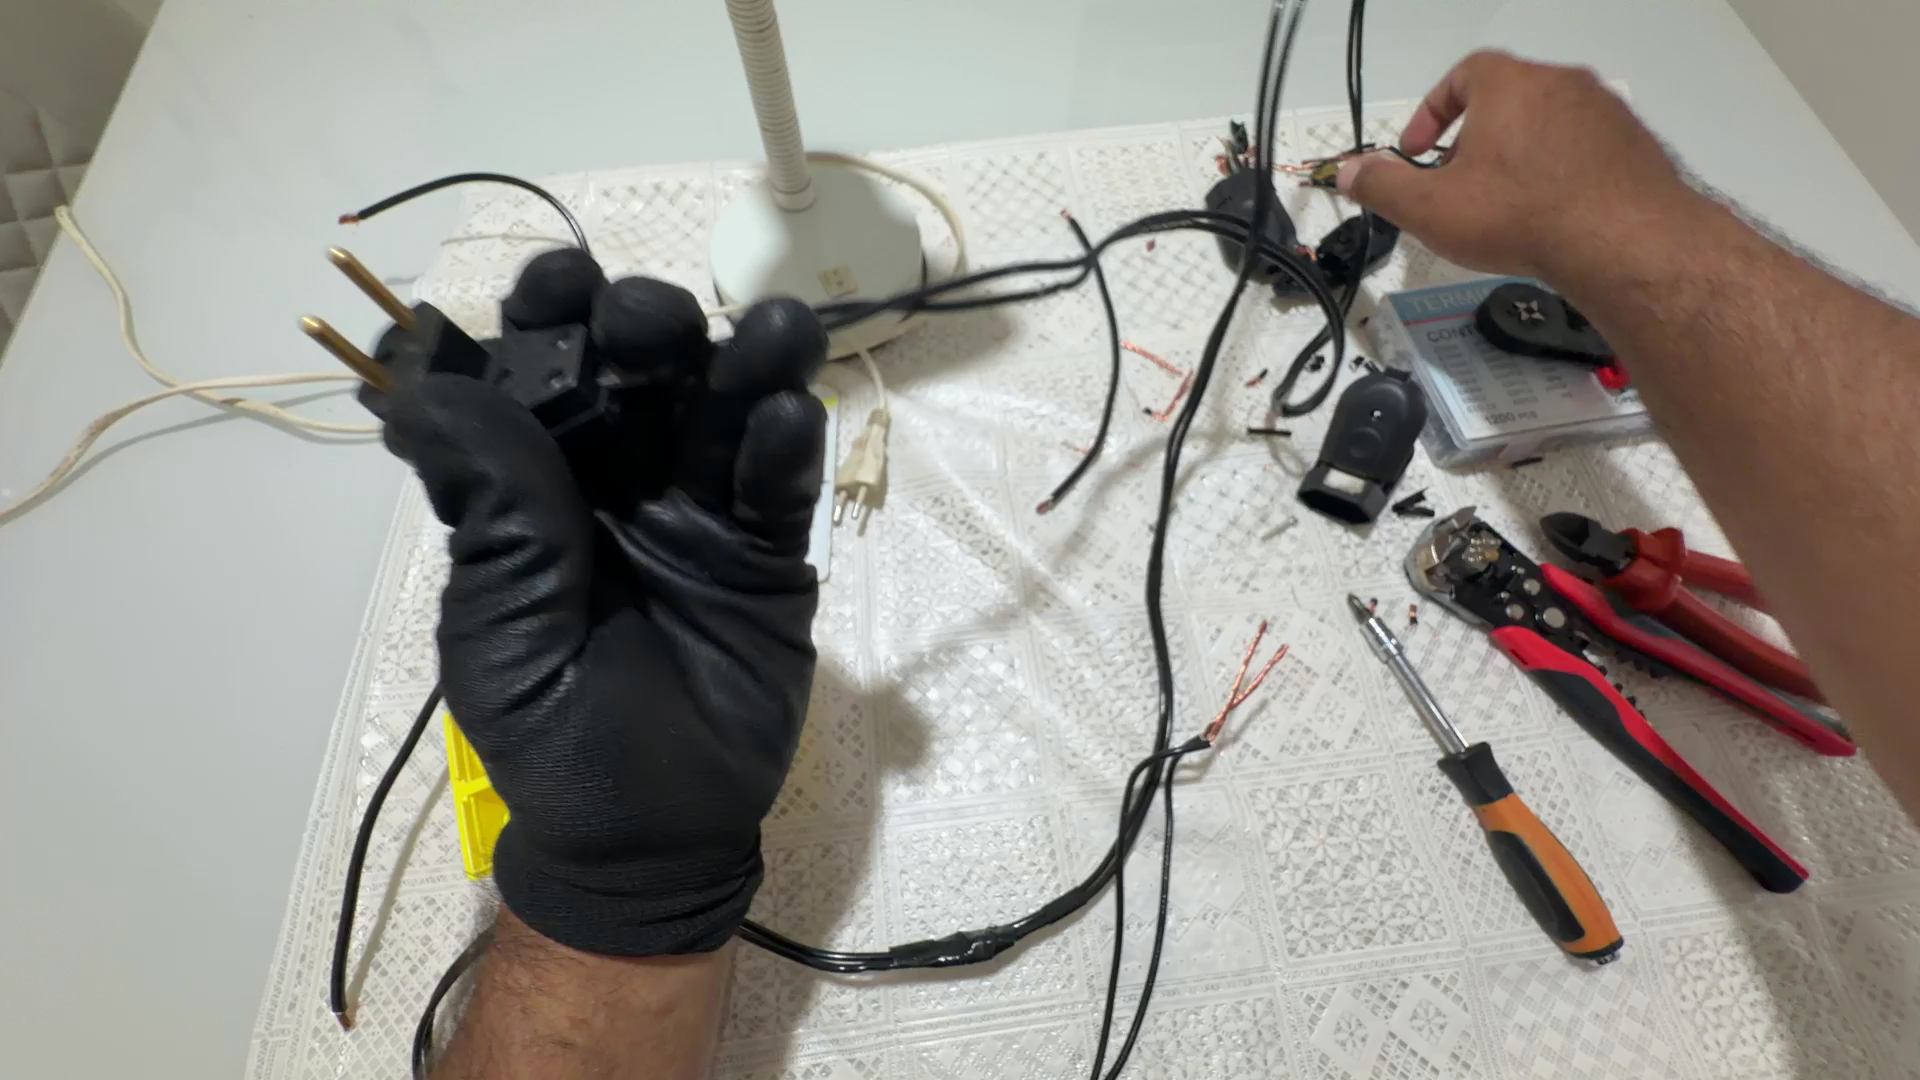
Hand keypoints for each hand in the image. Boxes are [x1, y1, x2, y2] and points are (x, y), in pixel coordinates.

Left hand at [379, 249, 828, 956]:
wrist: (658, 826)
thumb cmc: (561, 735)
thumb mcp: (507, 630)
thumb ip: (496, 518)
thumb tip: (432, 393)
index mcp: (547, 495)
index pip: (547, 388)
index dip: (551, 325)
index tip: (563, 282)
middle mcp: (630, 486)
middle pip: (646, 384)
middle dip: (651, 335)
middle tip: (660, 320)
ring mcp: (707, 517)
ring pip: (730, 419)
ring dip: (751, 366)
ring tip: (780, 328)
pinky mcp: (768, 555)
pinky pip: (779, 491)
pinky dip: (786, 452)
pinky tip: (786, 419)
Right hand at [1337, 50, 1700, 279]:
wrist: (1619, 237)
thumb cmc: (1513, 214)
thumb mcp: (1427, 207)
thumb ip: (1381, 185)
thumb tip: (1348, 170)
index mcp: (1510, 87)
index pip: (1465, 72)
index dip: (1431, 108)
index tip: (1416, 150)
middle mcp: (1561, 84)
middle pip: (1502, 98)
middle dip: (1466, 138)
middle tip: (1448, 184)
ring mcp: (1602, 110)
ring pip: (1539, 122)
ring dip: (1507, 154)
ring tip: (1492, 204)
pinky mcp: (1629, 141)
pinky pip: (1574, 145)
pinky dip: (1547, 168)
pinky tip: (1537, 211)